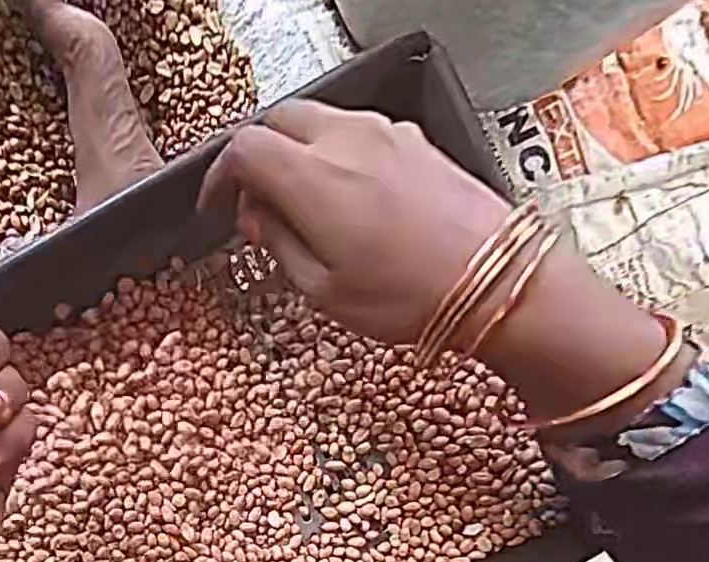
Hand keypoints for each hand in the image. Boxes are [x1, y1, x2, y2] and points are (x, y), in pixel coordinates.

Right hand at [198, 100, 678, 430]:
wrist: (492, 281)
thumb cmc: (407, 295)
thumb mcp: (322, 290)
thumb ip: (279, 245)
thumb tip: (256, 217)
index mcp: (313, 178)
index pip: (243, 148)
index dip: (218, 176)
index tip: (215, 205)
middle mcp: (346, 139)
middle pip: (275, 120)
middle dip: (252, 157)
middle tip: (252, 205)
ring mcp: (384, 133)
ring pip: (315, 118)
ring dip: (291, 152)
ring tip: (295, 205)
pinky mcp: (412, 139)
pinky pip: (353, 129)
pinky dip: (328, 152)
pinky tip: (338, 195)